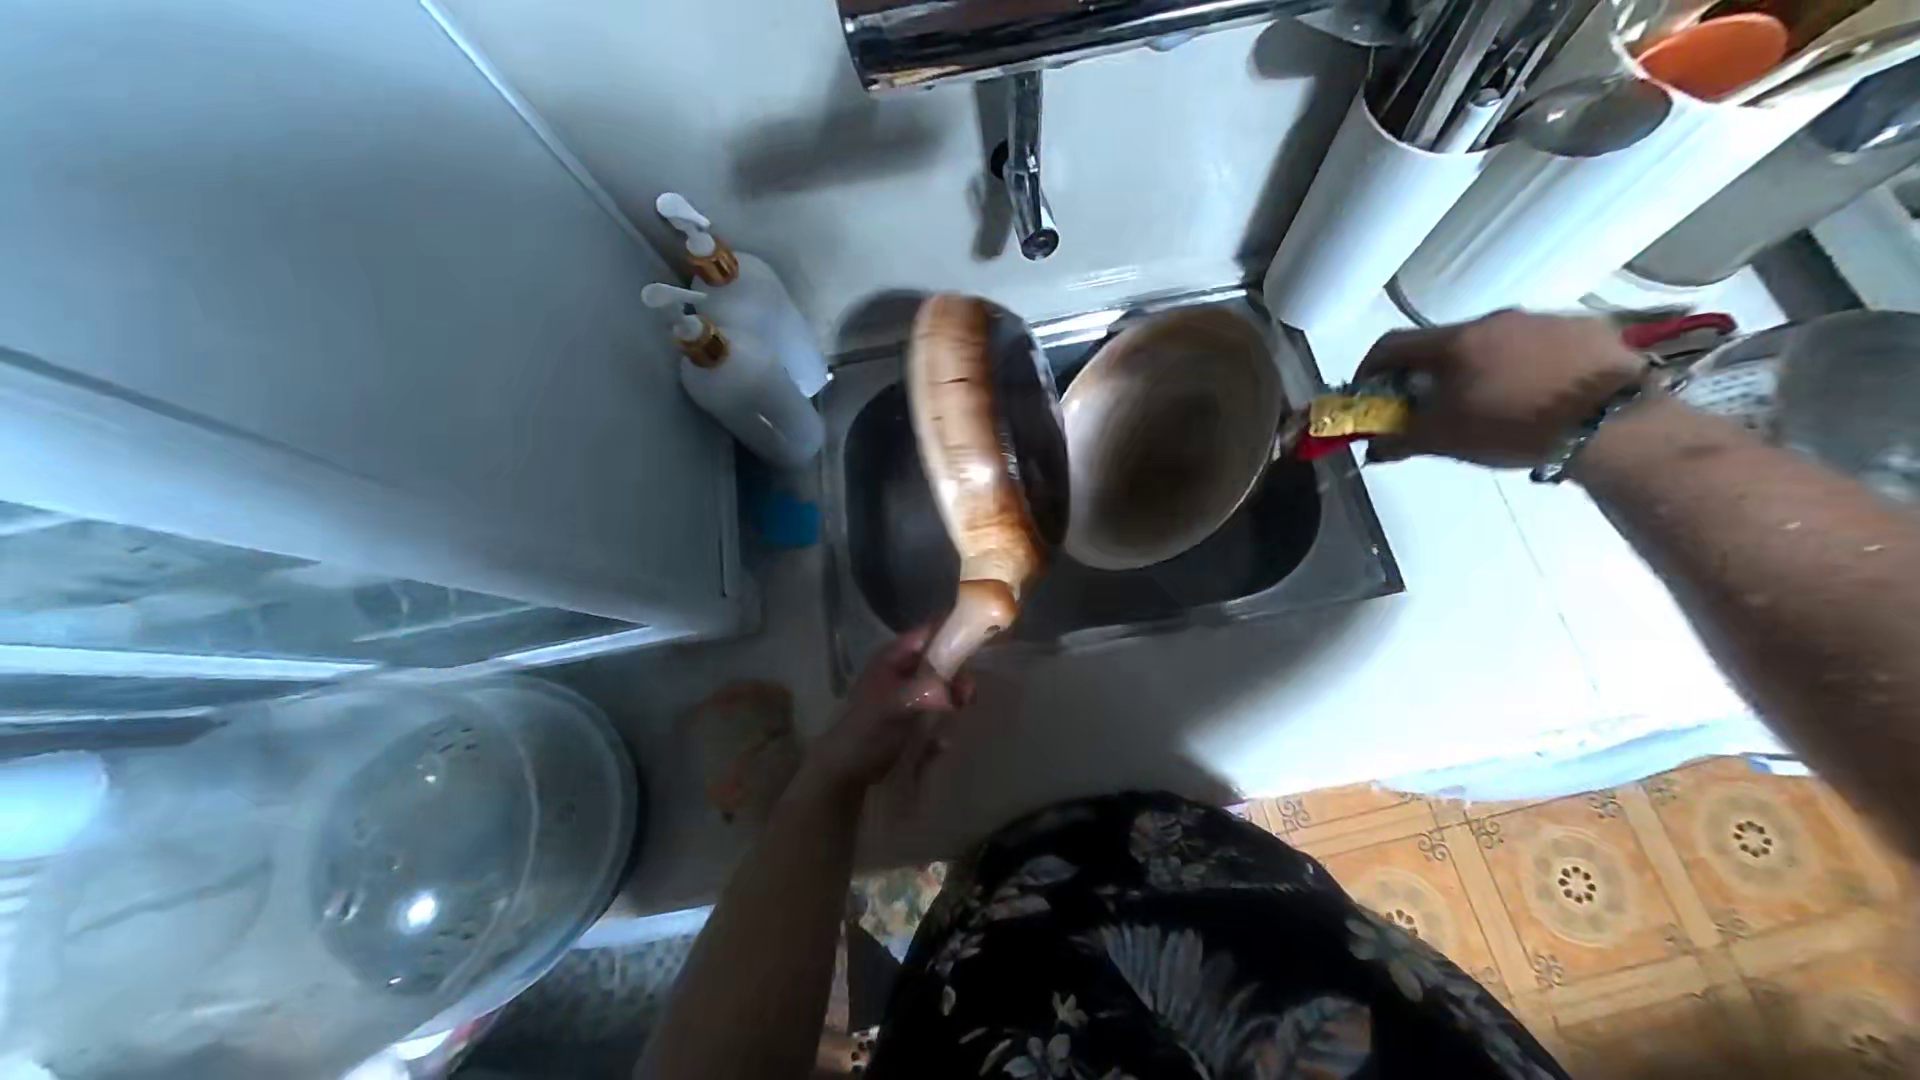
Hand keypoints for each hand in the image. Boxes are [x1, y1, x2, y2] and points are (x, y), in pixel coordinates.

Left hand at [791, 625, 976, 804]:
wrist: (845, 774)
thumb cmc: (864, 733)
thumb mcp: (891, 707)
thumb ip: (919, 692)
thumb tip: (949, 690)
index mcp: (893, 657)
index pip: (930, 630)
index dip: (955, 630)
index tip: (982, 641)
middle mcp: (904, 670)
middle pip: (943, 657)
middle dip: (959, 672)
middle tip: (968, 694)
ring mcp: (911, 694)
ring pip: (945, 683)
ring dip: (957, 696)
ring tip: (960, 712)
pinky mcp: (916, 717)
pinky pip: (941, 710)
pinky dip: (947, 721)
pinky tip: (943, 742)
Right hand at [1357, 311, 1646, 467]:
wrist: (1616, 426)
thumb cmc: (1512, 428)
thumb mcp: (1443, 440)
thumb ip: (1398, 440)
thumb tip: (1374, 447)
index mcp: (1455, 341)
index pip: (1391, 345)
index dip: (1370, 369)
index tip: (1370, 394)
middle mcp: (1496, 319)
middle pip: (1442, 342)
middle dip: (1426, 372)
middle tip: (1428, 404)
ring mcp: (1545, 319)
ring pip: (1491, 340)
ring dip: (1475, 366)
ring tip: (1487, 401)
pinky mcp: (1588, 328)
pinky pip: (1537, 343)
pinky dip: (1522, 363)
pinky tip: (1534, 393)